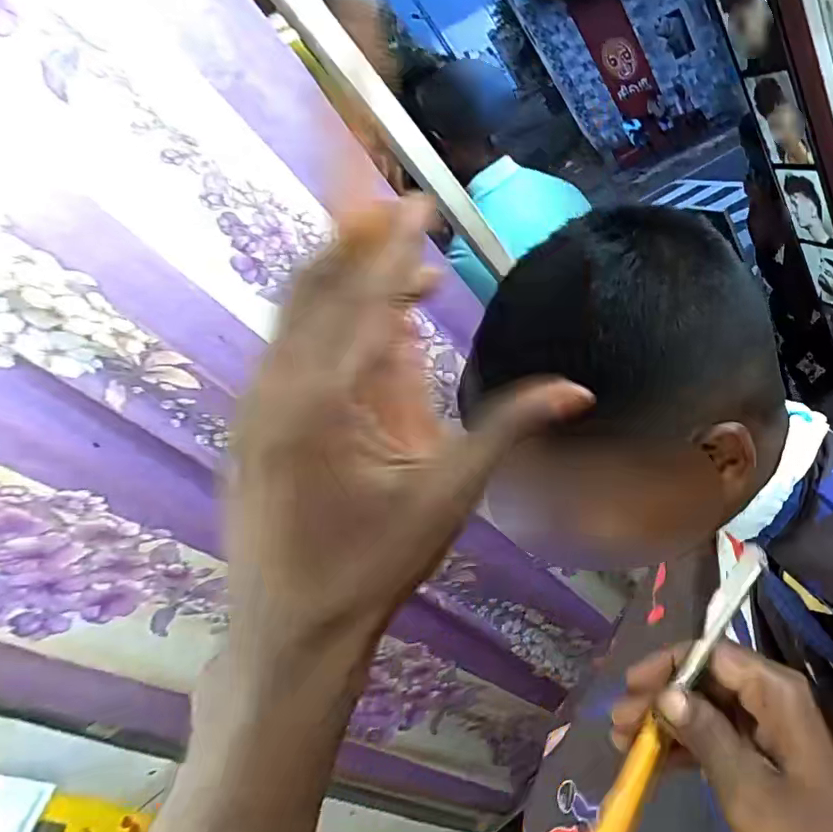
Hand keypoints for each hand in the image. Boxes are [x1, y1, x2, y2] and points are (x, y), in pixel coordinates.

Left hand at [224, 195, 589, 663]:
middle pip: (316, 289)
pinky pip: (294, 350)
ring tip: (404, 264)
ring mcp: (256, 404)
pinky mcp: (254, 421)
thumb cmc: (375, 561)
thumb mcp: (451, 491)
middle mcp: (276, 389)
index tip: (421, 203)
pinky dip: (334, 322)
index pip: (364, 301)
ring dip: (349, 280)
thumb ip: (510, 428)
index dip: (396, 247)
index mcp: (321, 402)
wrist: (291, 628)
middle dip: (360, 243)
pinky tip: (377, 327)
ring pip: (298, 316)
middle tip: (401, 209)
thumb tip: (578, 389)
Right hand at [610, 642, 832, 831]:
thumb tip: (666, 693)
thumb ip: (706, 734)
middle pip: (709, 677)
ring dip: (670, 721)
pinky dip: (690, 742)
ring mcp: (770, 719)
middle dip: (662, 696)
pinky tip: (655, 760)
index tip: (630, 686)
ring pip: (710, 704)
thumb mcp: (745, 786)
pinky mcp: (766, 745)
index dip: (668, 665)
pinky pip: (721, 729)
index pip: (714, 654)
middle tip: (619, 723)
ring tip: (625, 742)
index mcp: (775, 689)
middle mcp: (773, 693)